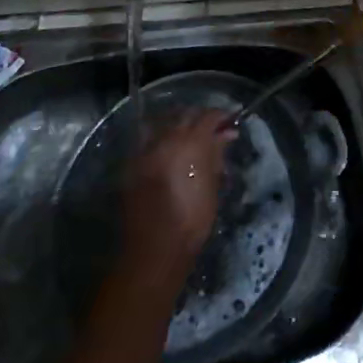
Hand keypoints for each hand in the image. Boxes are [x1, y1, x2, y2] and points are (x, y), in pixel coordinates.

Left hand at [120, 111, 234, 275]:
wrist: (155, 247)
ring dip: (178, 124)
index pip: (208, 116)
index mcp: (190, 143)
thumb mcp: (212, 187)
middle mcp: (166, 137)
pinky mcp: (133, 160)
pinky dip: (162, 137)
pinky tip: (170, 149)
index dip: (221, 116)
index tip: (230, 121)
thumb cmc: (192, 220)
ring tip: (190, 137)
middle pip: (184, 114)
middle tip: (212, 129)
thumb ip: (217, 154)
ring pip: (164, 122)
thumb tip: (226, 134)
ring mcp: (146, 147)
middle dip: (199, 117)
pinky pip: (149, 137)